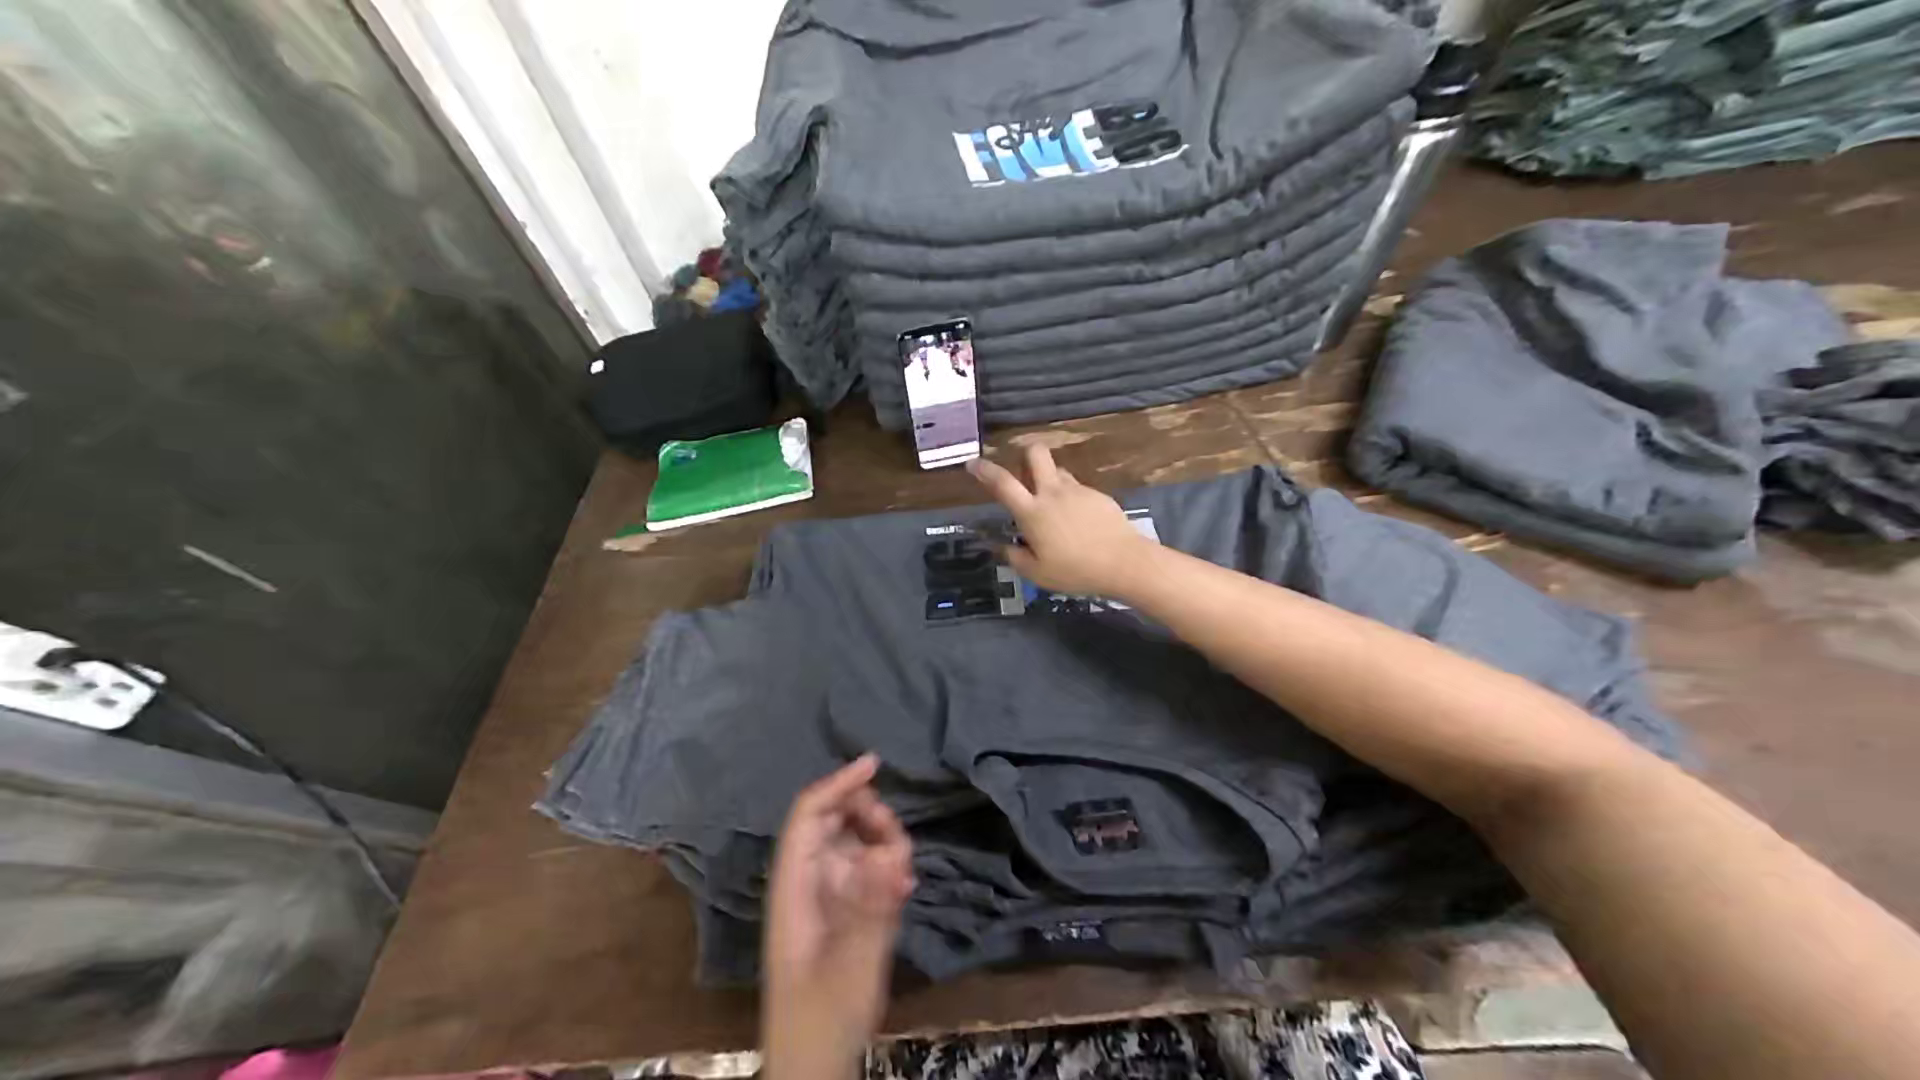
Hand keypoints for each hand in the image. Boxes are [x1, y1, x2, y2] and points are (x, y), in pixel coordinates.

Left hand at [762, 754, 913, 1079]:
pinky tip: (903, 888)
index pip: (809, 814)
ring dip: (884, 844)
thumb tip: (892, 854)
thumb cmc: (822, 1016)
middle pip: (836, 821)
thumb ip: (872, 909)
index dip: (838, 784)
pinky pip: (870, 870)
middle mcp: (809, 878)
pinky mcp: (849, 908)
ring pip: (857, 842)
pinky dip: (888, 870)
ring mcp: (829, 892)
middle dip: (869, 816)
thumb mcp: (850, 965)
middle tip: (897, 842)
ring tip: (903, 875)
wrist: (814, 1060)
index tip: (873, 764)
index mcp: (794, 883)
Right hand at [967, 445, 1159, 597]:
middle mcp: (1052, 493)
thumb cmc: (1076, 571)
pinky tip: (1078, 523)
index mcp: (1032, 512)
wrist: (1125, 562)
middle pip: (1036, 453)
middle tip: (1023, 474)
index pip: (1002, 483)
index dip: (984, 470)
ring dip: (1049, 480)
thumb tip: (1004, 547)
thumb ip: (1016, 557)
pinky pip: (1077, 488)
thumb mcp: (1038, 574)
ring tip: (1052, 508)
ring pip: (1057, 470)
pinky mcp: (1098, 495)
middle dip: (1025, 454)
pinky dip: (1070, 499)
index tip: (973, 463)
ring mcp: (1078, 490)